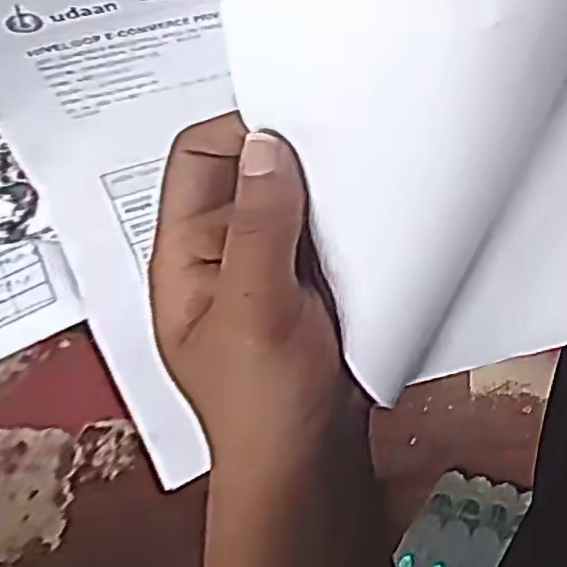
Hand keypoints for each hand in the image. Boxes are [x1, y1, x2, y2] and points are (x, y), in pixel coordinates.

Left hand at [150, 113, 360, 481]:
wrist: (312, 445)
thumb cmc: (260, 397)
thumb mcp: (252, 310)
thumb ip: (259, 229)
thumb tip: (266, 146)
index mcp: (188, 250)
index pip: (199, 159)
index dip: (239, 130)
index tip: (294, 120)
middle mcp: (232, 242)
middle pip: (254, 166)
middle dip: (293, 146)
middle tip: (341, 133)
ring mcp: (281, 253)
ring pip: (301, 189)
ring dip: (329, 176)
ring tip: (365, 163)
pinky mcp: (323, 264)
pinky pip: (334, 216)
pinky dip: (353, 202)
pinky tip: (377, 199)